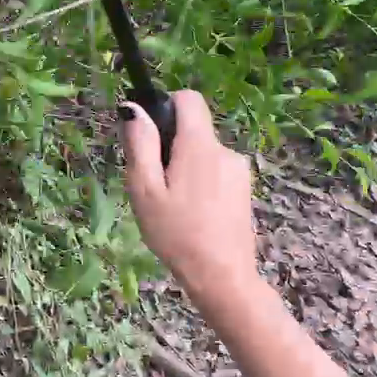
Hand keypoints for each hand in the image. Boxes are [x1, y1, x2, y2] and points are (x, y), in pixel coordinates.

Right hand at [120, 90, 260, 309]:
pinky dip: (195, 181)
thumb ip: (140, 144)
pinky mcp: (243, 190)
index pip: (189, 100)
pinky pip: (212, 170)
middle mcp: (225, 152)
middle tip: (151, 181)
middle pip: (191, 129)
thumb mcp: (144, 187)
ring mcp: (239, 173)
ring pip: (200, 152)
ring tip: (167, 201)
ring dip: (180, 166)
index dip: (165, 105)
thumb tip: (133, 108)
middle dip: (167, 145)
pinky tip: (187, 210)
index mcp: (200, 147)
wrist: (221, 276)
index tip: (148, 133)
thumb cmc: (174, 231)